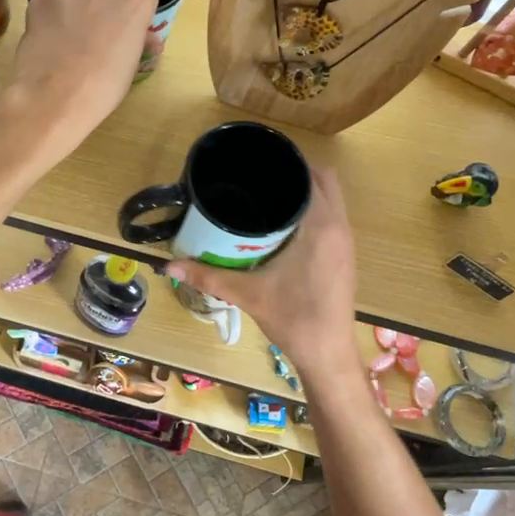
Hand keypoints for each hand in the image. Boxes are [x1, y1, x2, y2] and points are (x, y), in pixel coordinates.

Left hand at [2, 0, 156, 157]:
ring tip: (69, 37)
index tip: (128, 30)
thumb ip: (137, 38)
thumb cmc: (104, 86)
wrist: (53, 99)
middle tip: (100, 28)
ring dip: (77, 3)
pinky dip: (51, 15)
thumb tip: (143, 37)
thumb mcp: (132, 63)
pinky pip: (50, 1)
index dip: (135, 11)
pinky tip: (49, 40)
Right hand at [165, 165, 358, 381]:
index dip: (291, 162)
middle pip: (325, 181)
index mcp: (321, 227)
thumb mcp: (247, 294)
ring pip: (331, 201)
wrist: (328, 355)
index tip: (261, 160)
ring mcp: (346, 244)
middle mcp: (339, 228)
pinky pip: (332, 218)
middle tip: (259, 177)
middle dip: (296, 174)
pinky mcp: (344, 258)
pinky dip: (312, 211)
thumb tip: (168, 265)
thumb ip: (207, 276)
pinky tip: (283, 225)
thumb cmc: (294, 319)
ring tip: (267, 195)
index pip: (314, 175)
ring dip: (306, 193)